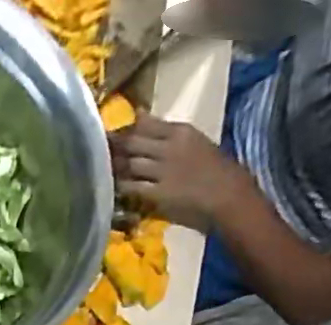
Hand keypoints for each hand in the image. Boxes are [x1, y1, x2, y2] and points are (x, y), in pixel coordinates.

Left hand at [111, 115, 241, 232]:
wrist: (229, 195)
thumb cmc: (219, 170)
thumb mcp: (197, 143)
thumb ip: (171, 135)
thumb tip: (145, 122)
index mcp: (181, 131)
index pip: (145, 124)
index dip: (125, 130)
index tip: (114, 135)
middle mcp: (169, 147)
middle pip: (133, 142)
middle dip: (115, 147)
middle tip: (101, 153)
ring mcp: (163, 170)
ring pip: (130, 163)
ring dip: (116, 168)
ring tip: (106, 171)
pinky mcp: (158, 193)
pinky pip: (133, 187)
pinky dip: (122, 187)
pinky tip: (115, 189)